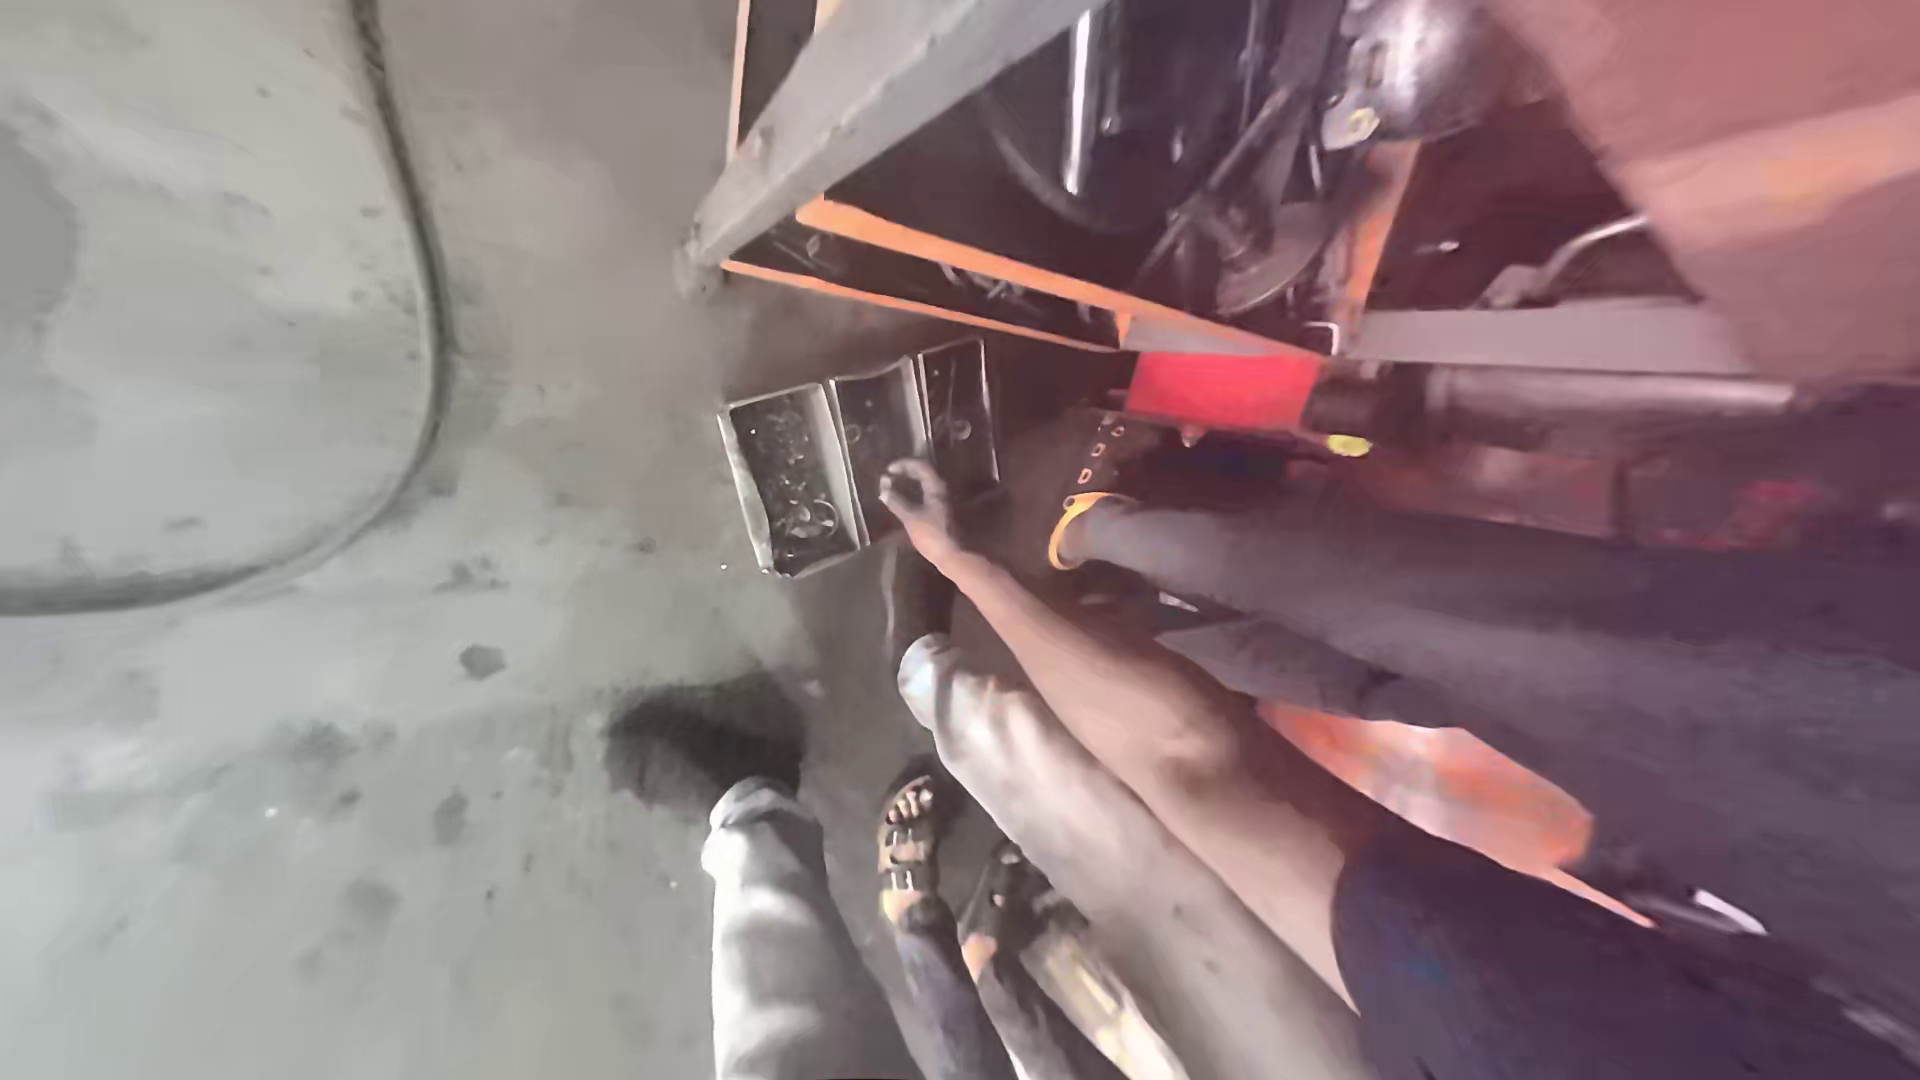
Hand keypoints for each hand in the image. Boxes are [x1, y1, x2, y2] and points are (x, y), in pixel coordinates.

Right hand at [880, 458, 962, 567]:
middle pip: (925, 473)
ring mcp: (945, 501)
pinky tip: (907, 501)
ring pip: (927, 484)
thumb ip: (897, 502)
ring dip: (911, 482)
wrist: (954, 556)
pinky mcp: (944, 512)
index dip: (904, 464)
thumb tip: (884, 490)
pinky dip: (916, 493)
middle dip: (907, 472)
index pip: (921, 466)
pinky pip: (928, 494)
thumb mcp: (911, 518)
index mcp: (937, 488)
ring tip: (895, 486)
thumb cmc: (933, 536)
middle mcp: (944, 490)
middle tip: (891, 476)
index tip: (889, 470)